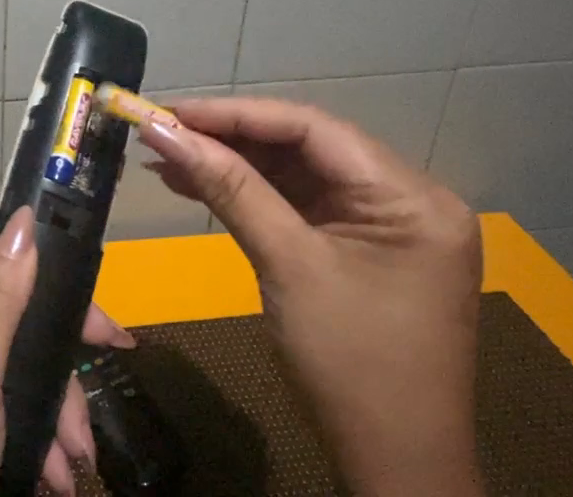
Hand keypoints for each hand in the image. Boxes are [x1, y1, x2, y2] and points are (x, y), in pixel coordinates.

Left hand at [0, 208, 136, 496]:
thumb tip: (25, 220)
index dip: (29, 241)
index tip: (85, 263)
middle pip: (14, 301)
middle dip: (62, 338)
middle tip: (113, 348)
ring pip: (25, 356)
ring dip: (60, 401)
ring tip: (75, 453)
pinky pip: (18, 398)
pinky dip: (45, 430)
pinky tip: (60, 467)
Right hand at [138, 97, 483, 496]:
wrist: (395, 466)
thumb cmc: (350, 363)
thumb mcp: (287, 264)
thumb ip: (228, 187)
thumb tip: (162, 129)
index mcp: (411, 197)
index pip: (314, 129)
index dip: (236, 114)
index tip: (171, 111)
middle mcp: (406, 199)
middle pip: (305, 147)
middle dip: (229, 138)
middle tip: (161, 130)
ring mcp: (384, 225)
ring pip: (296, 173)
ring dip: (232, 166)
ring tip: (165, 157)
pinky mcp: (360, 248)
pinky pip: (299, 205)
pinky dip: (249, 196)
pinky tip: (196, 185)